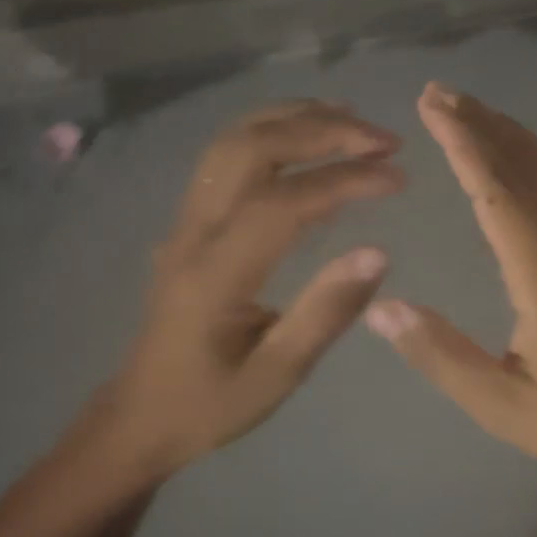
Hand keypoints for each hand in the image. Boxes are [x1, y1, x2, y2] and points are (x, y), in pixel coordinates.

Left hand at [97, 100, 402, 472]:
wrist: (138, 417)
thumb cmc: (211, 403)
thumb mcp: (277, 375)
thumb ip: (325, 314)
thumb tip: (379, 253)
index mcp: (216, 273)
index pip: (282, 202)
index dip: (344, 180)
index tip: (398, 178)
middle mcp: (194, 232)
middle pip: (249, 148)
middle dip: (321, 130)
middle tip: (384, 140)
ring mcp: (185, 221)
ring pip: (232, 140)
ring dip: (295, 119)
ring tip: (354, 120)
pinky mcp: (189, 221)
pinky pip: (227, 155)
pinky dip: (274, 130)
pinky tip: (310, 135)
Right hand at [365, 83, 536, 513]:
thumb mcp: (502, 406)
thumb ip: (440, 355)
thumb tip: (380, 307)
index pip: (498, 195)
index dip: (464, 146)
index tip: (432, 107)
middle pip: (528, 170)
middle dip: (484, 126)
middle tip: (440, 94)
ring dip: (514, 137)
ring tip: (474, 113)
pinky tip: (527, 162)